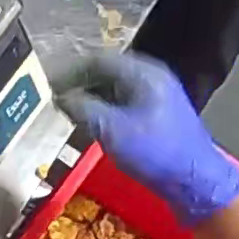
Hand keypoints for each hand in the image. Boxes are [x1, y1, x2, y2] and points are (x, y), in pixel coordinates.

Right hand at [63, 54, 238, 227]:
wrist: (190, 177)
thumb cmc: (153, 151)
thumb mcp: (111, 130)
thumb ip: (83, 109)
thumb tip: (61, 98)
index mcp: (142, 73)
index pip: (99, 60)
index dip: (70, 72)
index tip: (47, 86)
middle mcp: (150, 77)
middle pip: (107, 72)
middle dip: (78, 84)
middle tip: (54, 100)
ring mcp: (155, 94)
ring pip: (114, 88)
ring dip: (89, 97)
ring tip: (67, 112)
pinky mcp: (156, 113)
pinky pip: (122, 102)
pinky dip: (102, 108)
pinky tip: (90, 123)